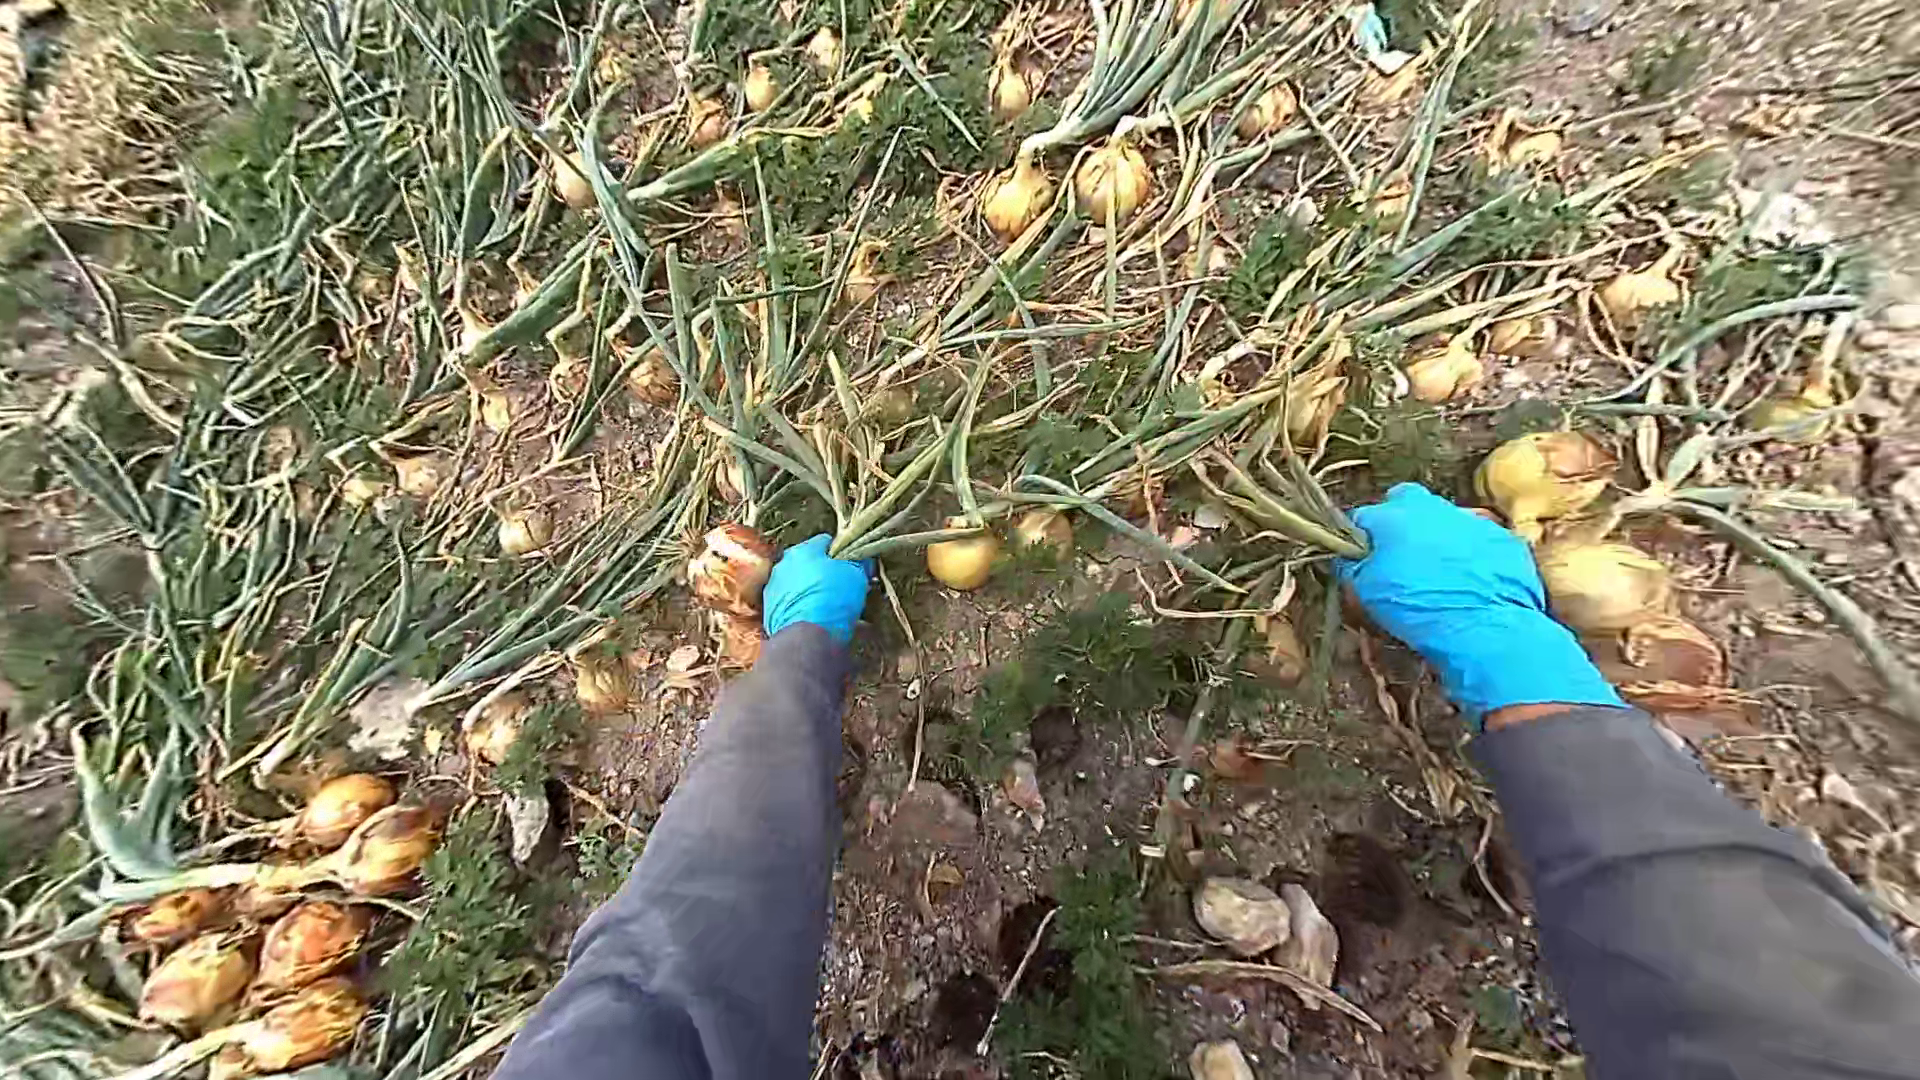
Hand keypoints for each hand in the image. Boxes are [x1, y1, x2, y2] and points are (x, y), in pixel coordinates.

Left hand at [763, 535, 871, 644]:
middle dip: (828, 574)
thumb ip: (859, 562)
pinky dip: (807, 611)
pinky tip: (822, 623)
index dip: (844, 554)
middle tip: (846, 589)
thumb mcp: (856, 574)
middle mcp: (783, 566)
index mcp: (802, 550)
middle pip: (811, 565)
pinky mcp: (771, 613)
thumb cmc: (833, 599)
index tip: (855, 568)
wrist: (807, 638)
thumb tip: (863, 559)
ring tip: (835, 610)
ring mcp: (774, 590)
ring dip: (816, 593)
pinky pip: (795, 606)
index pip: (826, 543)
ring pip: (802, 586)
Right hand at [1335, 483, 1621, 724]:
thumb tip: (1348, 557)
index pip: (1361, 516)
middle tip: (1397, 550)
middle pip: (1405, 500)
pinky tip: (1467, 578)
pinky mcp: (1504, 538)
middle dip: (1397, 519)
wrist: (1485, 629)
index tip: (1360, 556)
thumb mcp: (1364, 590)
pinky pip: (1477, 537)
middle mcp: (1429, 508)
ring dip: (1434, 534)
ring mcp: (1470, 520)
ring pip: (1443, 516)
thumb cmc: (1413, 607)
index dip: (1358, 537)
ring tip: (1435, 568)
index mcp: (1390, 518)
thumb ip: (1352, 565)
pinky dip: (1468, 551)